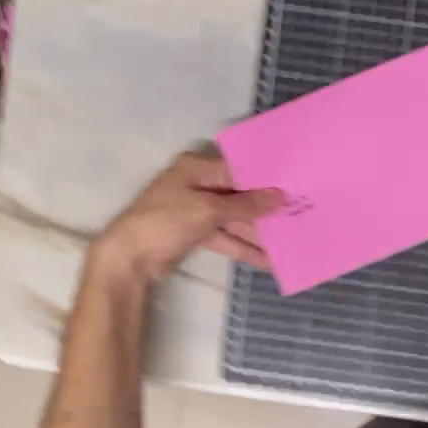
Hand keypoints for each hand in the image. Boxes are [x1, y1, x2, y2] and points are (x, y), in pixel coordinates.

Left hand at [92, 152, 284, 285]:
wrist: (131, 257)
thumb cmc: (166, 221)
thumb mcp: (209, 210)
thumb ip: (246, 205)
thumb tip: (280, 197)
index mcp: (197, 168)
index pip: (239, 169)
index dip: (265, 179)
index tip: (293, 186)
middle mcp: (198, 185)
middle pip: (239, 195)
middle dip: (265, 209)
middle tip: (297, 216)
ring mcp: (196, 211)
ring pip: (234, 219)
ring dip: (258, 232)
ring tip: (288, 242)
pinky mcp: (196, 234)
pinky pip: (226, 237)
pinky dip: (243, 247)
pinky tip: (267, 259)